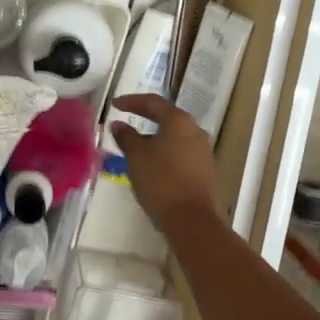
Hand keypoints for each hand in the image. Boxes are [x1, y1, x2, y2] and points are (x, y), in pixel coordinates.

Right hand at [109, 95, 220, 235]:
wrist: (189, 218)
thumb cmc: (160, 180)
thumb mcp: (136, 156)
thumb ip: (126, 136)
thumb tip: (119, 124)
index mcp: (179, 121)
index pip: (153, 102)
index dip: (132, 101)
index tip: (115, 104)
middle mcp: (195, 130)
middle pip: (167, 117)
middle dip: (145, 117)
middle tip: (126, 118)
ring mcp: (202, 149)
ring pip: (174, 135)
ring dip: (155, 135)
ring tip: (136, 143)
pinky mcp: (204, 168)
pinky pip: (181, 151)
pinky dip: (165, 150)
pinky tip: (153, 162)